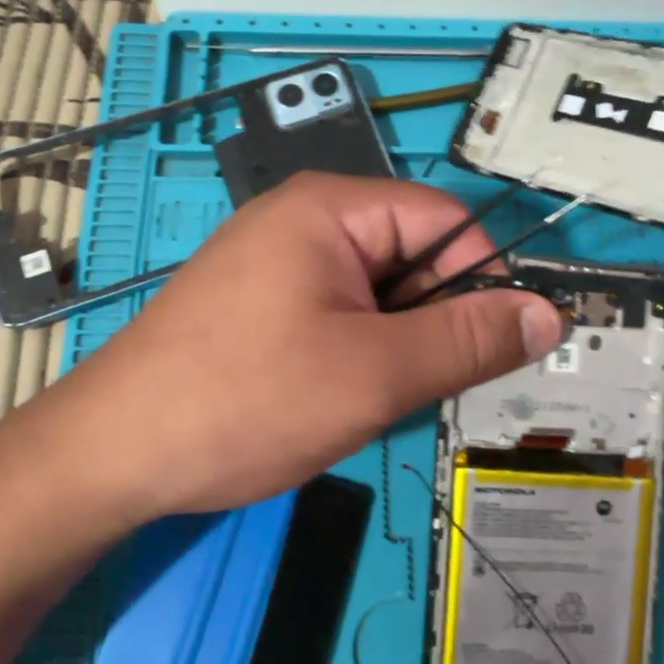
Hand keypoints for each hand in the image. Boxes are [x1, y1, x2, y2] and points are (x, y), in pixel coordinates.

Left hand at [50, 173, 564, 517]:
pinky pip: (340, 313)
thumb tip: (550, 314)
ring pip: (380, 293)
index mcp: (331, 208)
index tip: (494, 348)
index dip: (482, 279)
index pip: (446, 220)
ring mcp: (277, 261)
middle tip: (418, 386)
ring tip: (367, 398)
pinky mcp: (261, 302)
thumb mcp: (374, 373)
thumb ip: (468, 340)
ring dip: (395, 346)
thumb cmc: (246, 400)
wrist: (112, 454)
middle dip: (432, 321)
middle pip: (413, 254)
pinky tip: (334, 398)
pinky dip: (357, 353)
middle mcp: (305, 220)